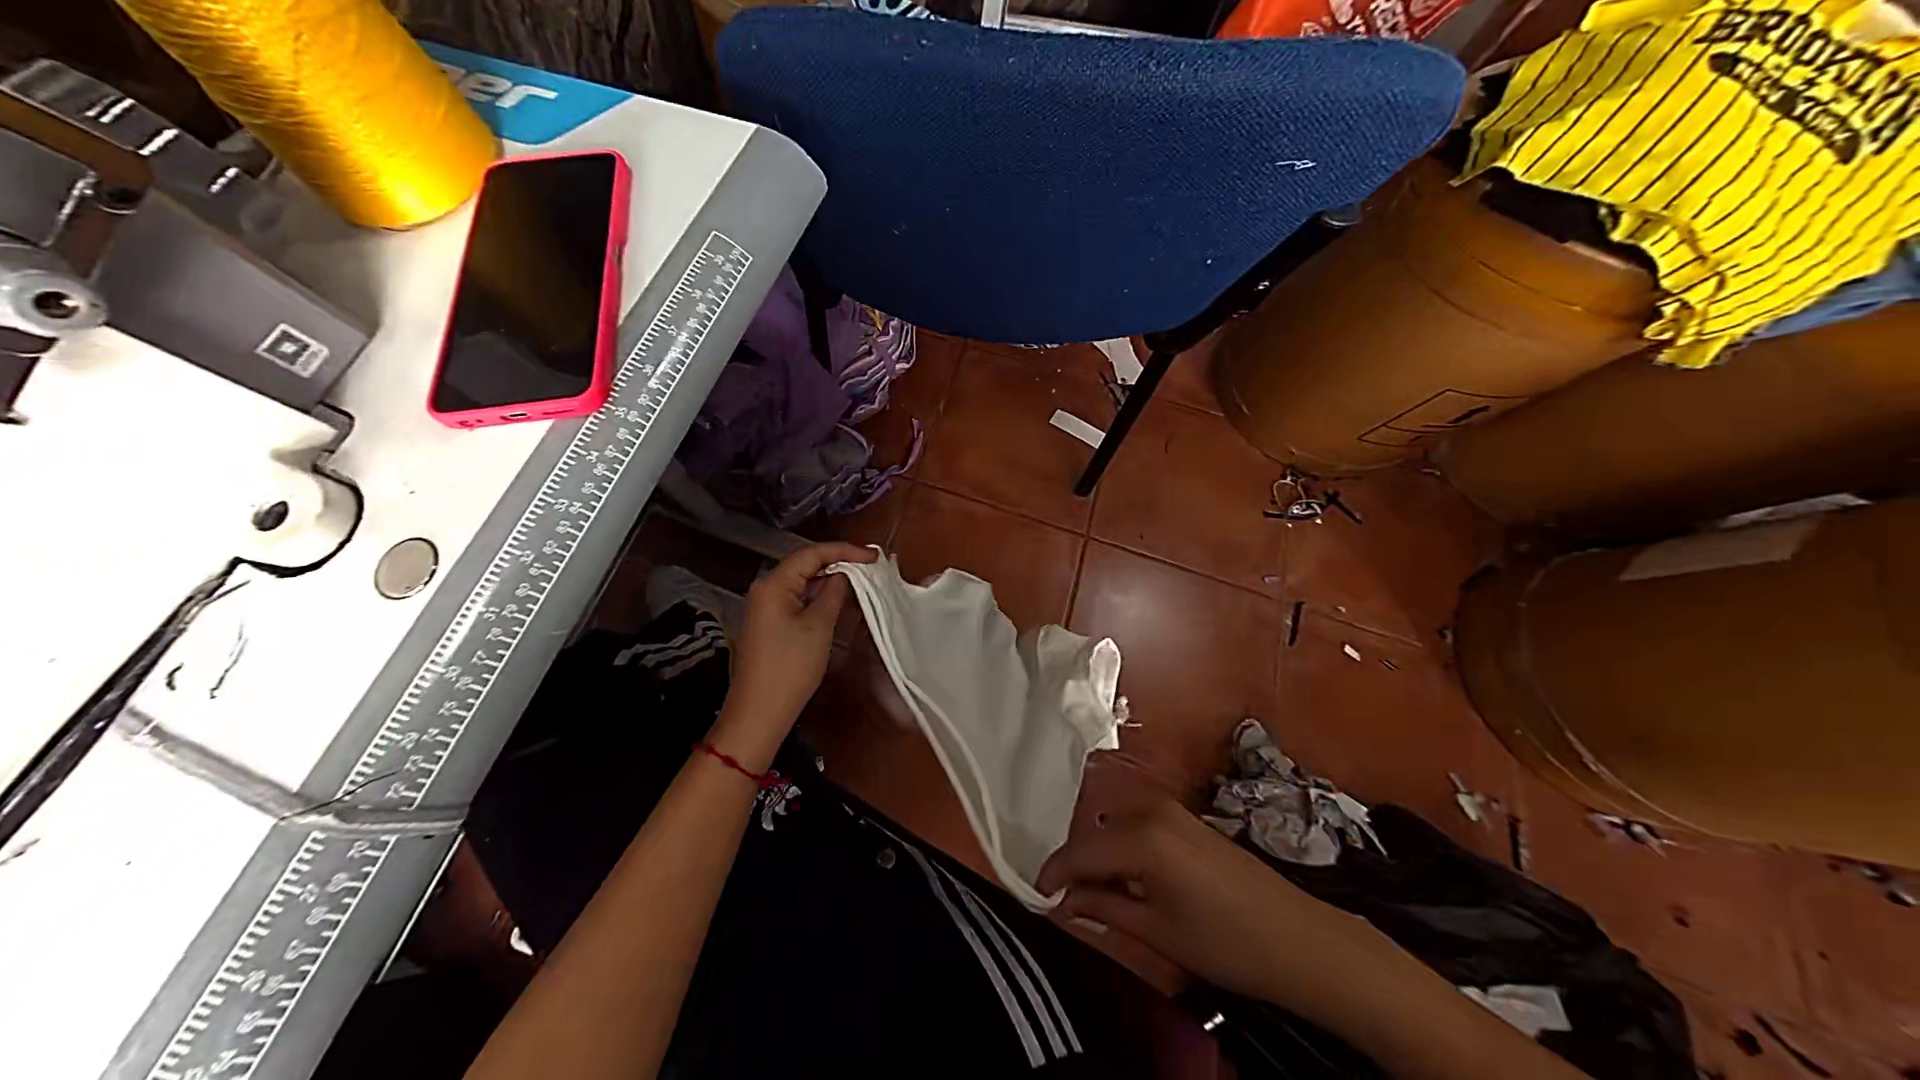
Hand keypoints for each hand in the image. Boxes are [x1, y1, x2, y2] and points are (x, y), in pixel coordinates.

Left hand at [711, 542, 875, 765]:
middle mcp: (764, 590)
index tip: (874, 556)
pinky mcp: (768, 624)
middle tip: (871, 567)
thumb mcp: (819, 626)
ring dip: (829, 581)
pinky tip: (838, 602)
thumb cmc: (789, 667)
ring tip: (860, 582)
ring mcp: (764, 608)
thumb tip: (845, 574)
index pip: (811, 554)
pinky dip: (818, 598)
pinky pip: (796, 600)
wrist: (759, 712)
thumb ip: (834, 593)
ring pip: (801, 583)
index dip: (845, 551)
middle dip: (838, 563)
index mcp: (773, 584)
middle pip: (804, 565)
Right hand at [1036, 799, 1388, 1004]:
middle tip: (1065, 899)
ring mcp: (1173, 811)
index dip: (1054, 874)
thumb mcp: (1156, 931)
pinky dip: (1122, 848)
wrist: (1301, 940)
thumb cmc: (1227, 942)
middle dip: (1076, 864)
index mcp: (1142, 837)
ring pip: (1115, 825)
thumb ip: (1102, 909)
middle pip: (1095, 833)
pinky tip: (1127, 879)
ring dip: (1100, 854)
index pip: (1080, 851)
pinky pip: (1138, 824)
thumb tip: (1060, 902)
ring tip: (1095, 893)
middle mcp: (1153, 811)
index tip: (1037, 896)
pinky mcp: (1188, 819)